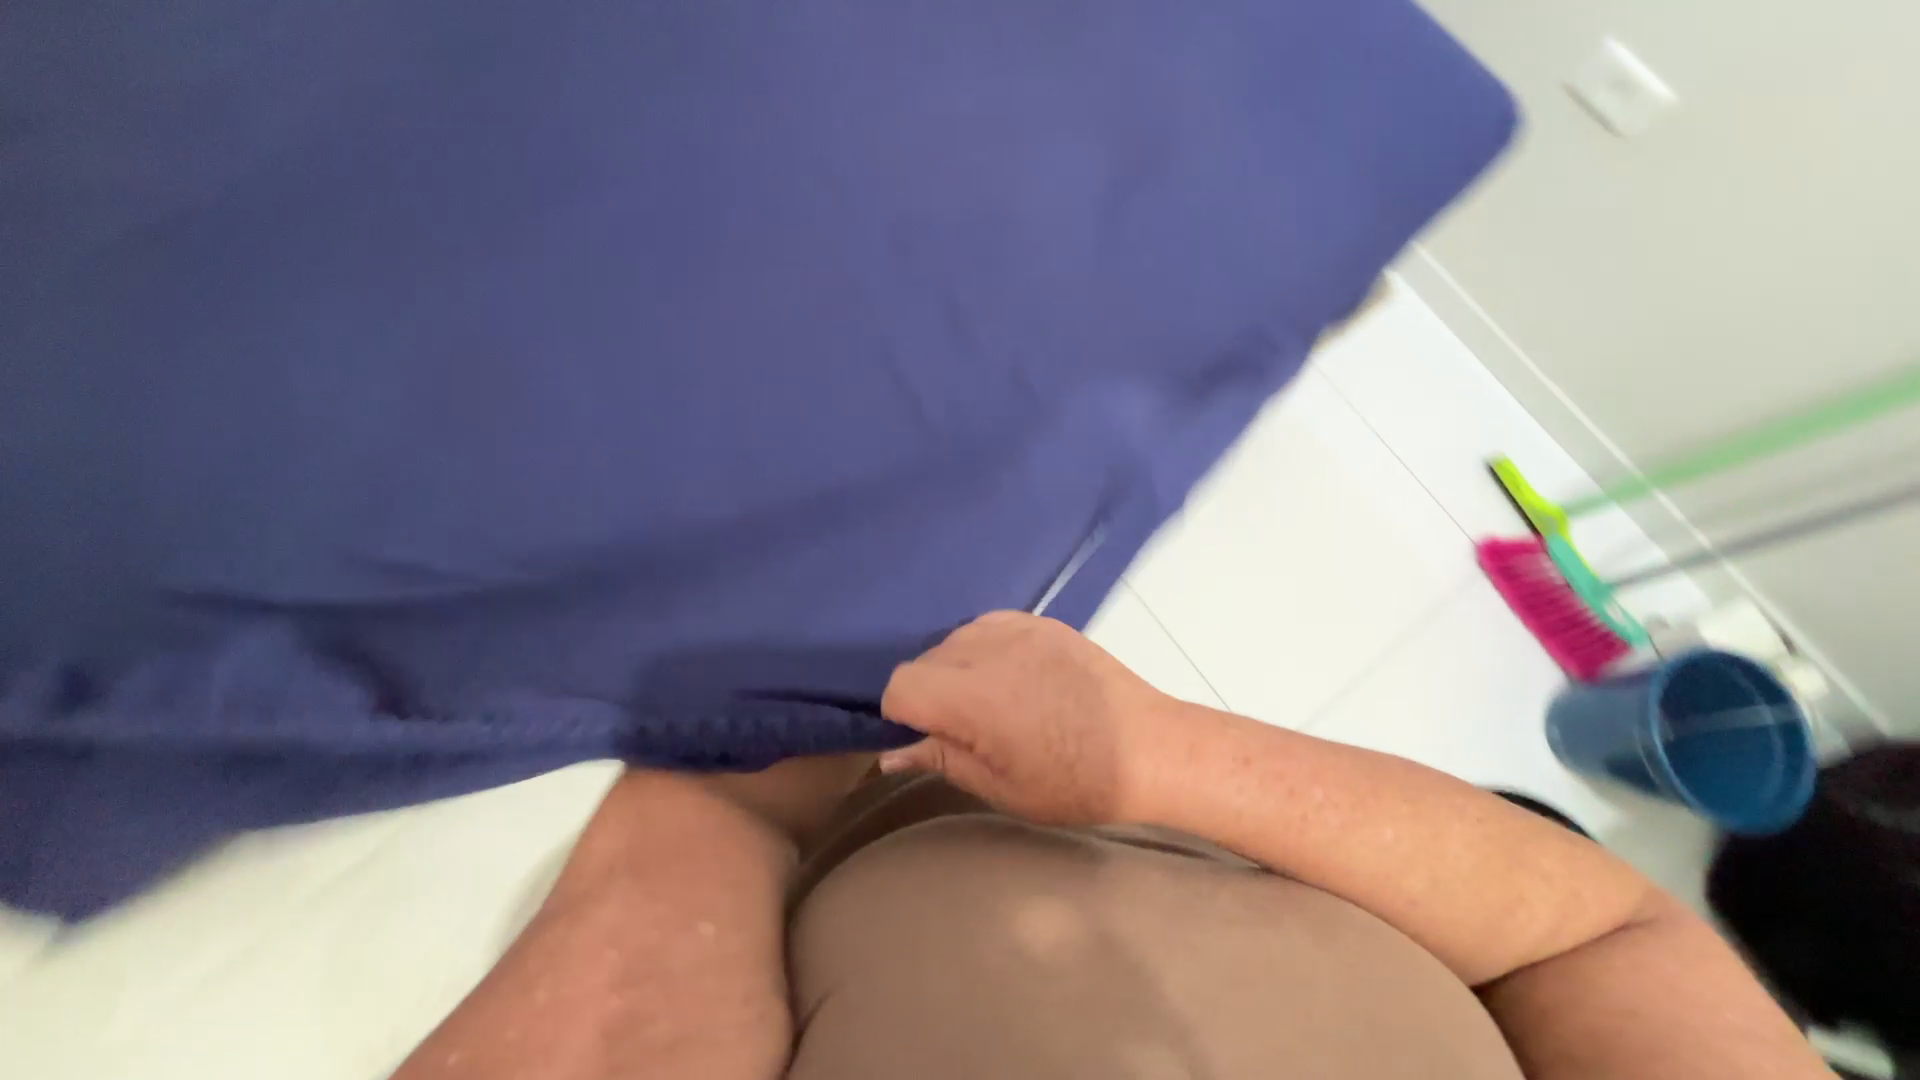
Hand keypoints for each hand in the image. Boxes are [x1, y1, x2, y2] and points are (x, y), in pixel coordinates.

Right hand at [878, 611, 1176, 826]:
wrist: (1150, 748)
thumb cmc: (1075, 782)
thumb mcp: (1001, 787)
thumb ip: (940, 759)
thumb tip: (890, 753)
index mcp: (974, 696)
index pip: (901, 685)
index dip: (901, 716)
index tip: (927, 739)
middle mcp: (988, 649)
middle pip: (924, 659)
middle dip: (929, 693)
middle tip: (965, 730)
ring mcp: (1018, 628)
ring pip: (954, 639)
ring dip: (956, 668)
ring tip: (992, 702)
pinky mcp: (1042, 621)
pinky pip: (989, 625)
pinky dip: (986, 648)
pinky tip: (1014, 676)